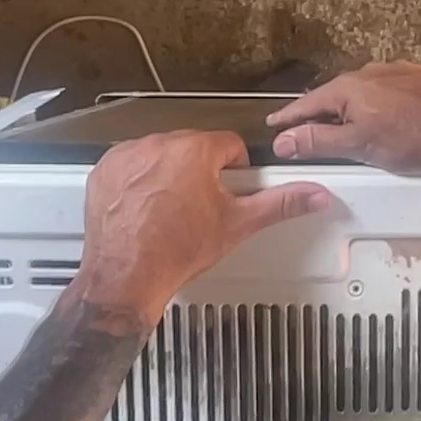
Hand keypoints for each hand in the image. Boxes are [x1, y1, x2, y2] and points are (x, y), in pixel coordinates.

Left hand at [76, 131, 329, 321]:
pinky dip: (139, 177)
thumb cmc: (176, 250)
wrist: (127, 277)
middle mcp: (159, 146)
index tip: (228, 188)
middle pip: (194, 146)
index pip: (228, 144)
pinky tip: (146, 204)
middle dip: (201, 170)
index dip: (234, 169)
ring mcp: (129, 156)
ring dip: (170, 171)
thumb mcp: (238, 225)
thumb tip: (314, 195)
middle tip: (201, 203)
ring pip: (163, 152)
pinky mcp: (106, 169)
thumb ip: (281, 203)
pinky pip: (132, 161)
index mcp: (195, 151)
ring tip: (173, 206)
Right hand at [266, 62, 420, 175]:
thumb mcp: (356, 145)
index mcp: (349, 87)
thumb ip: (317, 141)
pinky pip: (387, 91)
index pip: (308, 103)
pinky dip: (377, 105)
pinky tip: (383, 120)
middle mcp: (370, 73)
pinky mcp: (418, 79)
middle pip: (335, 96)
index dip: (290, 117)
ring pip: (363, 92)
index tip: (276, 124)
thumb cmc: (410, 139)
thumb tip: (286, 140)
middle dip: (321, 115)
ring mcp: (396, 73)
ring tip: (349, 130)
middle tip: (308, 133)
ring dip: (351, 110)